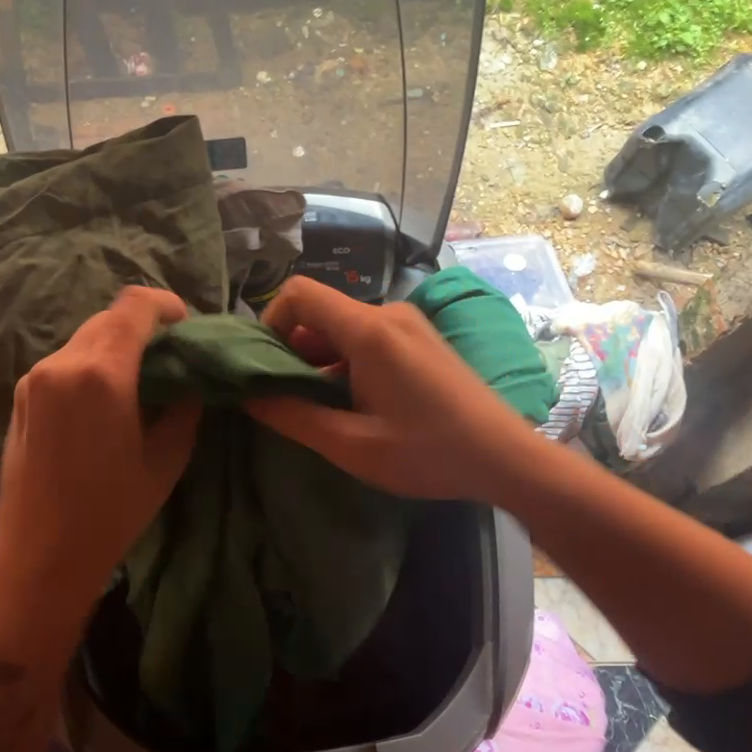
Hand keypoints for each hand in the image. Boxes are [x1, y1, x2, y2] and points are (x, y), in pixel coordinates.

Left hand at [0, 287, 201, 605]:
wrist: (38, 559)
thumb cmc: (110, 515)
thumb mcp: (166, 461)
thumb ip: (184, 408)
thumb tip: (191, 381)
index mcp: (101, 374)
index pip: (135, 306)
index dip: (167, 306)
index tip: (188, 328)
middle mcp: (61, 364)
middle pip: (109, 318)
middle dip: (144, 329)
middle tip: (172, 359)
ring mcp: (35, 379)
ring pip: (86, 339)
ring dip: (117, 347)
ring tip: (144, 383)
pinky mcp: (21, 397)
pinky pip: (66, 363)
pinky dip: (93, 365)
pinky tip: (110, 401)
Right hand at [246, 276, 543, 503]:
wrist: (505, 457)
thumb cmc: (428, 453)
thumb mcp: (351, 445)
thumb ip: (293, 416)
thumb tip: (246, 396)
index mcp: (369, 330)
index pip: (298, 294)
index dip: (269, 325)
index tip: (262, 369)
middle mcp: (388, 314)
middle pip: (318, 313)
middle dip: (291, 351)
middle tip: (284, 399)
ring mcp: (408, 324)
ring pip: (341, 328)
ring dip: (319, 361)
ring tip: (318, 409)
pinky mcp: (420, 340)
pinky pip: (366, 338)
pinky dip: (345, 363)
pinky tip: (352, 404)